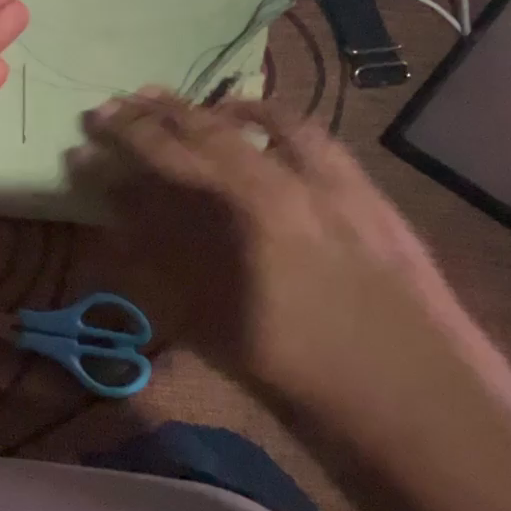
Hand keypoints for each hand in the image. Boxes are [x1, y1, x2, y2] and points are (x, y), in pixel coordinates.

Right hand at [68, 89, 462, 399]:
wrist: (421, 406)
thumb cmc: (298, 374)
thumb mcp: (209, 320)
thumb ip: (163, 254)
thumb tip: (120, 205)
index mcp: (246, 216)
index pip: (169, 158)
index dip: (125, 139)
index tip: (89, 126)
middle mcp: (290, 185)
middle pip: (211, 133)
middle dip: (158, 115)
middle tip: (119, 104)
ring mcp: (336, 186)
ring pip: (270, 124)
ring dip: (218, 109)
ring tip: (186, 103)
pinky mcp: (371, 197)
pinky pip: (319, 141)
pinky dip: (279, 122)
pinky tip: (262, 125)